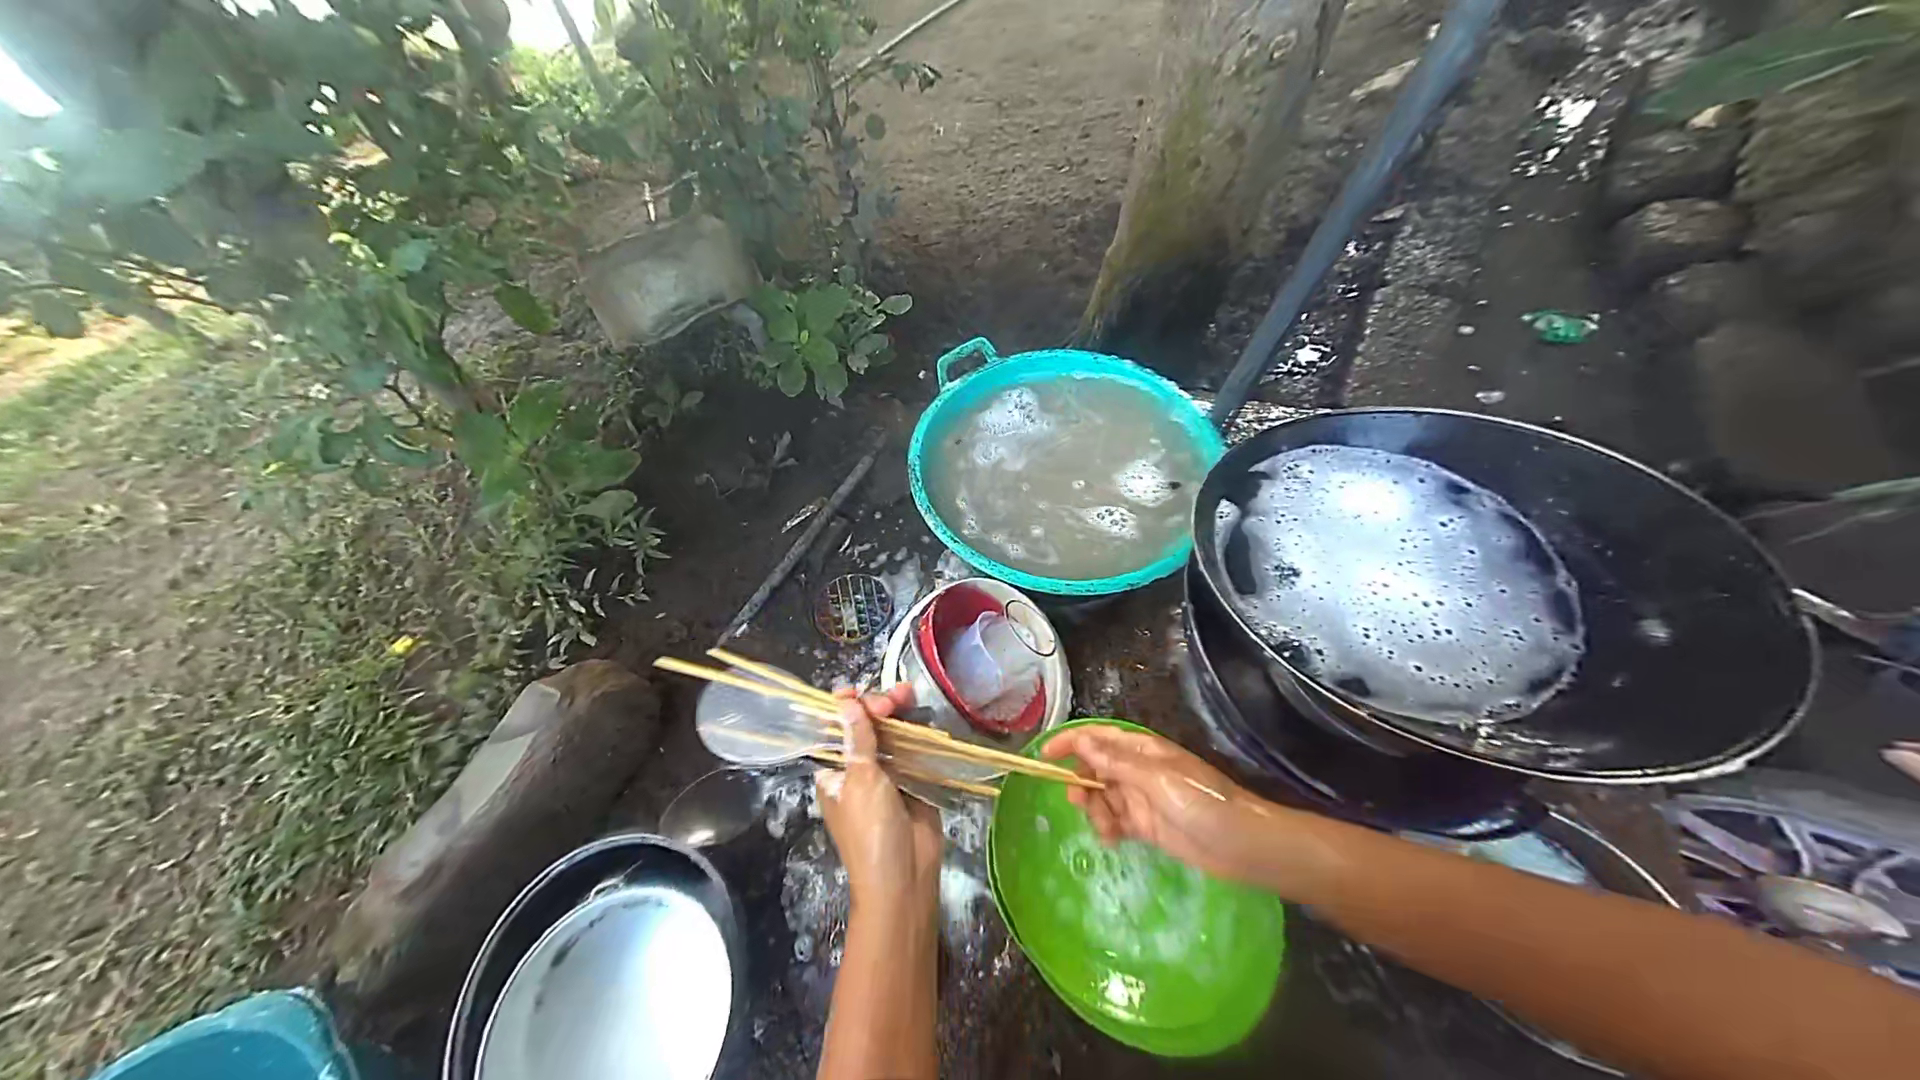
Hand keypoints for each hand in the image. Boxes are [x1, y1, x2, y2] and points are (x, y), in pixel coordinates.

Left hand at [815, 683, 942, 911]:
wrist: (904, 877)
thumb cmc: (871, 830)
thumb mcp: (861, 781)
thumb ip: (859, 739)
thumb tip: (845, 703)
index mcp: (835, 772)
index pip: (836, 731)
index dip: (845, 709)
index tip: (857, 692)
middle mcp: (858, 770)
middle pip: (866, 728)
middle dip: (877, 707)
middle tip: (893, 699)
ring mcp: (887, 775)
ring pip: (891, 735)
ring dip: (898, 714)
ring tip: (909, 694)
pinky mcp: (913, 781)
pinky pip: (913, 749)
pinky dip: (917, 732)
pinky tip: (922, 715)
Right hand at [1042, 724, 1284, 882]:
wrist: (1245, 847)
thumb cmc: (1204, 803)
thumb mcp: (1157, 779)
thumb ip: (1117, 762)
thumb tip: (1082, 741)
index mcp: (1143, 750)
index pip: (1098, 738)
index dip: (1070, 742)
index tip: (1044, 755)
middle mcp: (1138, 771)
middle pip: (1096, 767)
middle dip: (1082, 781)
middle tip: (1078, 799)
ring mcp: (1142, 799)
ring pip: (1102, 796)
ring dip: (1095, 809)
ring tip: (1105, 826)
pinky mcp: (1147, 826)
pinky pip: (1115, 821)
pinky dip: (1108, 828)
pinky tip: (1112, 839)